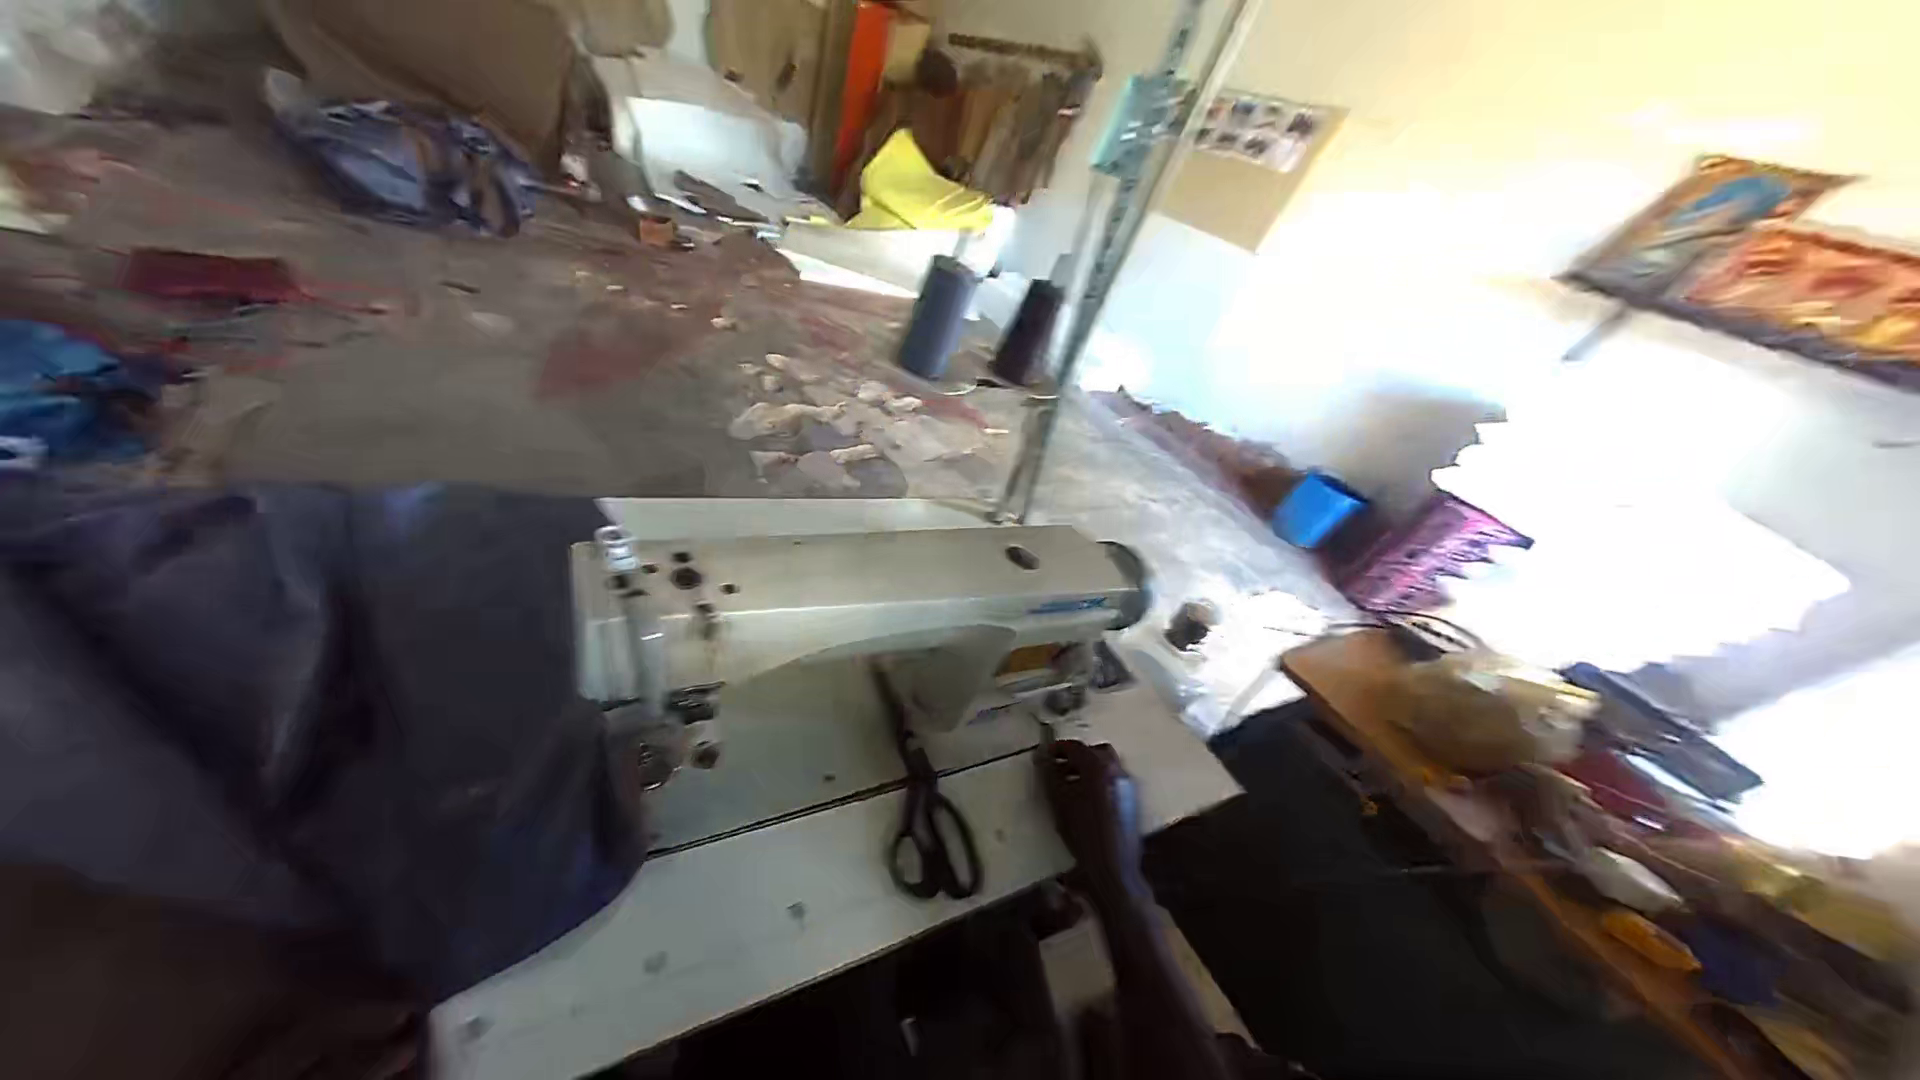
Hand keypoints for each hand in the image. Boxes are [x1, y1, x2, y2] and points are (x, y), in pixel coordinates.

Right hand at [1040, 739, 1143, 899]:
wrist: (1113, 869)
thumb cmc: (1083, 834)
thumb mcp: (1059, 803)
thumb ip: (1050, 775)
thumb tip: (1042, 757)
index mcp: (1098, 767)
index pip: (1075, 747)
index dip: (1057, 748)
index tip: (1044, 755)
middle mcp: (1116, 770)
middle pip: (1094, 752)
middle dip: (1075, 756)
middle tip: (1058, 767)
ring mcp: (1127, 785)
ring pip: (1106, 765)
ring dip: (1087, 768)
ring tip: (1069, 784)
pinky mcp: (1131, 801)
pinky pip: (1112, 780)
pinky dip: (1098, 780)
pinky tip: (1085, 799)